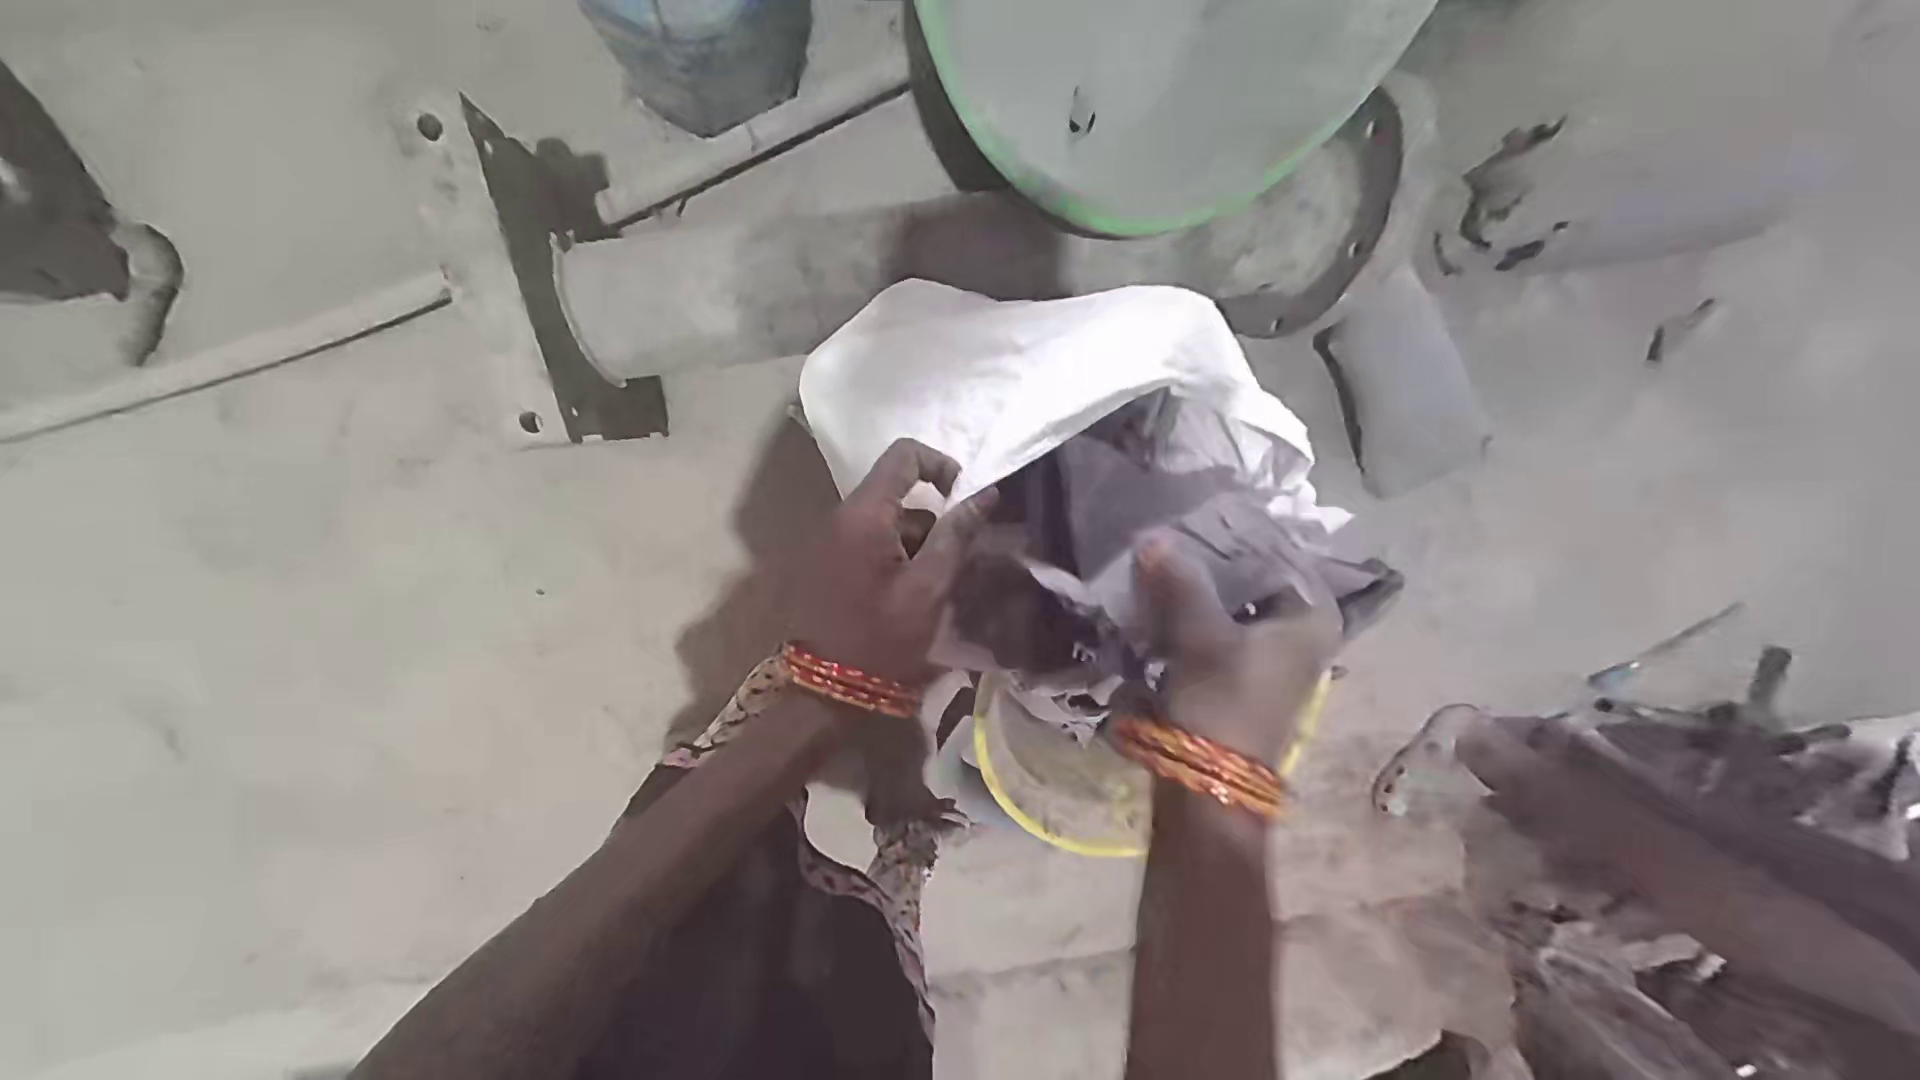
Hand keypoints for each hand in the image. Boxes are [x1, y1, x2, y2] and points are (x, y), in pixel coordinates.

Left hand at [792, 438, 996, 686]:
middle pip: (898, 494)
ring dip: (918, 544)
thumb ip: (957, 535)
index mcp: (865, 514)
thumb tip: (985, 494)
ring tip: (935, 589)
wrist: (824, 691)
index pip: (904, 454)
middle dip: (935, 521)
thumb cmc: (881, 638)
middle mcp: (841, 516)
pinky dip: (897, 557)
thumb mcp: (929, 587)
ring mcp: (831, 539)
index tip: (965, 500)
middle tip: (958, 561)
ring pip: (888, 522)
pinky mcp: (828, 561)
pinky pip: (871, 542)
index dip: (941, 465)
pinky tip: (910, 597)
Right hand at [1135, 537, 1339, 765]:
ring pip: (1235, 601)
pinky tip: (1166, 597)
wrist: (1211, 780)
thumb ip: (1180, 582)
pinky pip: (1224, 623)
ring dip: (1200, 586)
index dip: (1231, 535)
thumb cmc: (1222, 700)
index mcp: (1313, 616)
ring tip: (1162, 562)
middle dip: (1210, 560)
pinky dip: (1198, 610)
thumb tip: (1154, 536)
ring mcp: (1275, 652)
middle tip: (1171, 537)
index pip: (1275, 553)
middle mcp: (1303, 630)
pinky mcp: (1247, 669)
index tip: (1193, 519)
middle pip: (1253, 577)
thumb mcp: (1200, 636)